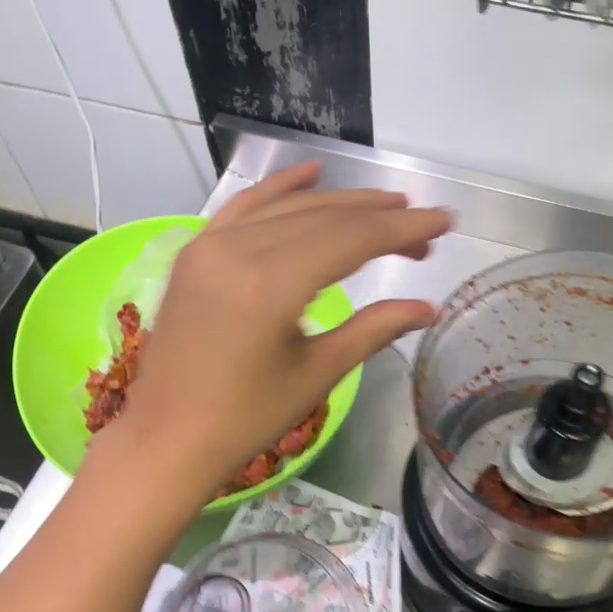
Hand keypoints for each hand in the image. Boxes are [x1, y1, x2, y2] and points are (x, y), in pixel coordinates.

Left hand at [111, 162, 450, 491]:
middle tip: (423, 227)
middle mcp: (238, 250)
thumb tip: (427, 308)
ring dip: (340, 203)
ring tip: (387, 202)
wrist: (169, 437)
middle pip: (322, 217)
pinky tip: (309, 174)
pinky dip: (278, 190)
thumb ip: (373, 330)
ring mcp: (209, 246)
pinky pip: (242, 208)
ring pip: (287, 208)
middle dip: (378, 217)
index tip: (443, 222)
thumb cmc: (247, 418)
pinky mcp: (194, 254)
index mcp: (271, 284)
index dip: (401, 228)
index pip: (350, 240)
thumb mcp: (317, 374)